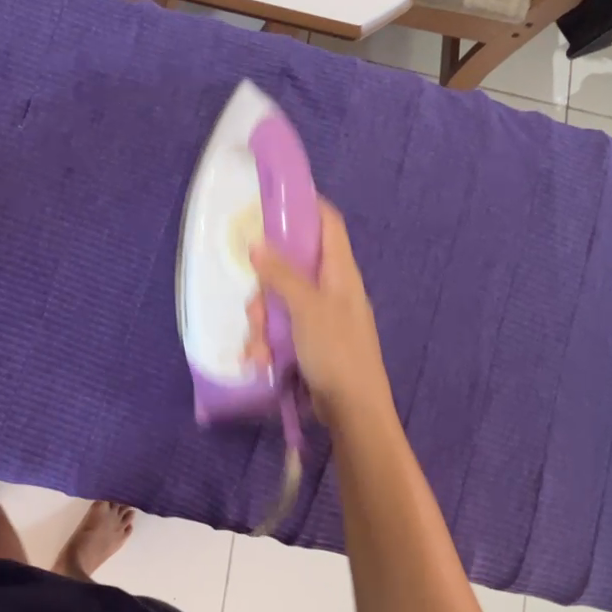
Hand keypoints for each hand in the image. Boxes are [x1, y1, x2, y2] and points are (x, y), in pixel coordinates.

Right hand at [245, 200, 392, 426]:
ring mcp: (321, 318)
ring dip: (262, 326)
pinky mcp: (310, 344)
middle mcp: (332, 290)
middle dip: (265, 289)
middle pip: (290, 267)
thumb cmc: (336, 351)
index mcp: (340, 272)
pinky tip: (260, 362)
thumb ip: (281, 275)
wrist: (353, 409)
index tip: (273, 202)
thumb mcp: (306, 308)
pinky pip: (281, 332)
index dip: (305, 207)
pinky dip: (267, 345)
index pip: (328, 224)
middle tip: (258, 310)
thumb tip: (257, 242)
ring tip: (260, 349)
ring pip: (279, 304)